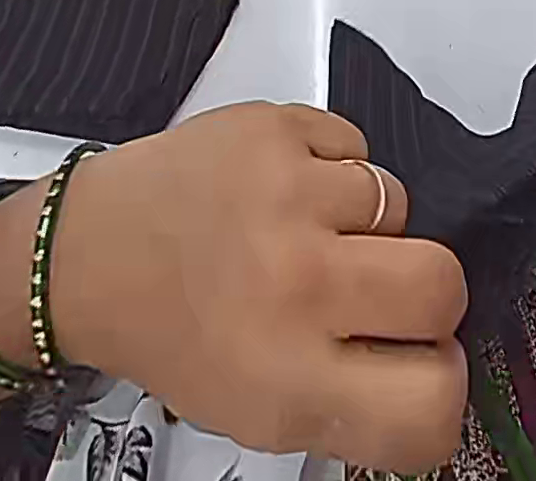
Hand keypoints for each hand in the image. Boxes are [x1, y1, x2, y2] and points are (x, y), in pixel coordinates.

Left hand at [55, 104, 467, 471]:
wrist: (93, 247)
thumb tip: (432, 364)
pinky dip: (334, 163)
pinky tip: (287, 182)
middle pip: (442, 281)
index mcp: (288, 379)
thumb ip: (351, 398)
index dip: (442, 376)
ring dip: (366, 215)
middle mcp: (294, 283)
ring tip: (306, 221)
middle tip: (378, 276)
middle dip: (424, 284)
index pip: (431, 400)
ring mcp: (287, 194)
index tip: (425, 354)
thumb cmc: (168, 322)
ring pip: (400, 199)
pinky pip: (357, 144)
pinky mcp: (277, 129)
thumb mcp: (254, 406)